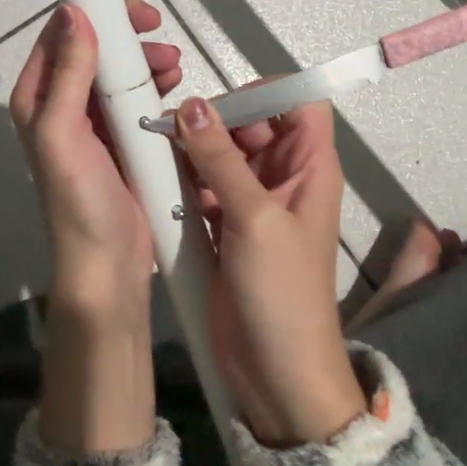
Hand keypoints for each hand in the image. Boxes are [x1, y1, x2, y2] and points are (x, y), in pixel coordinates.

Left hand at [9, 0, 183, 453]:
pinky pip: (139, 93)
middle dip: (124, 27)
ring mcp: (93, 119)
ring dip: (145, 56)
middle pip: (93, 41)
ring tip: (171, 63)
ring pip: (120, 65)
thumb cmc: (78, 203)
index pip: (60, 28)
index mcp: (39, 95)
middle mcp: (62, 101)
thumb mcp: (63, 136)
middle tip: (153, 23)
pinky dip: (156, 82)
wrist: (108, 267)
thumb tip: (73, 14)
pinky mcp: (121, 136)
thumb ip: (68, 76)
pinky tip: (174, 86)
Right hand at [174, 96, 366, 446]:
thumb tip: (192, 104)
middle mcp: (283, 177)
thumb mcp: (254, 219)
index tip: (220, 98)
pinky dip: (184, 178)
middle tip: (171, 122)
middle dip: (215, 118)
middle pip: (253, 124)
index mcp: (309, 168)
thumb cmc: (282, 292)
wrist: (276, 374)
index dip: (267, 91)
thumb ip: (221, 159)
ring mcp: (252, 203)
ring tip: (157, 145)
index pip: (299, 105)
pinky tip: (158, 178)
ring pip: (223, 153)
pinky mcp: (225, 226)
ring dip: (194, 148)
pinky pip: (204, 185)